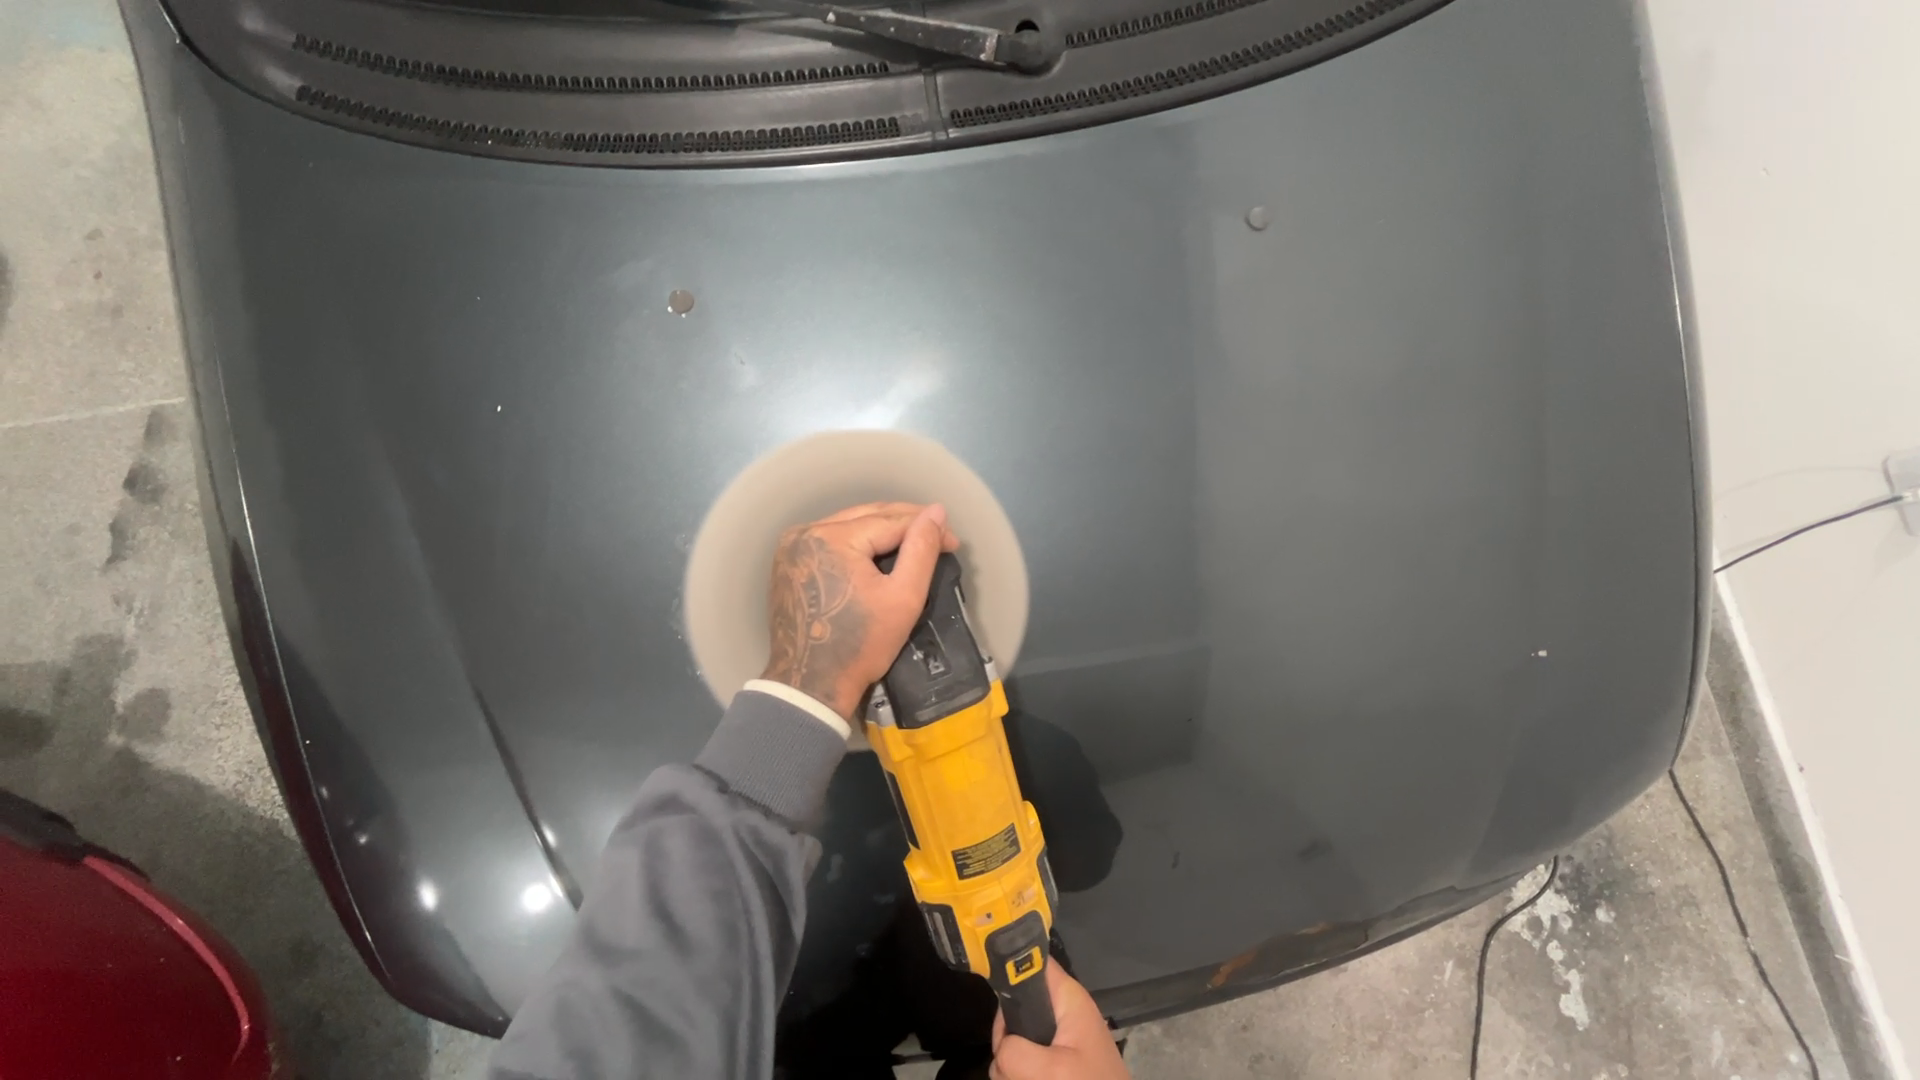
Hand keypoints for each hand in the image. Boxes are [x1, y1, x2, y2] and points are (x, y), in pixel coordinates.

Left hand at [760, 502, 960, 719]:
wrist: (811, 685)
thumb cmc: (861, 644)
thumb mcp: (903, 597)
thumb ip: (922, 550)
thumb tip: (937, 511)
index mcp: (831, 537)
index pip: (891, 521)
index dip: (927, 528)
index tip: (954, 543)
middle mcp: (806, 532)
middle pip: (869, 516)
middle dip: (907, 523)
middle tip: (940, 537)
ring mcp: (793, 547)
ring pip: (850, 526)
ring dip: (884, 531)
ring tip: (915, 543)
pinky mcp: (789, 563)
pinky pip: (832, 541)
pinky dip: (859, 543)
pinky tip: (881, 554)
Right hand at [991, 966, 1130, 1079]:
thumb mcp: (1054, 1070)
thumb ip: (1016, 1053)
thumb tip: (1001, 1051)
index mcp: (1068, 998)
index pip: (1034, 960)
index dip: (1009, 967)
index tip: (992, 993)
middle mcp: (1063, 1012)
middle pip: (1017, 1006)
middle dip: (1006, 1034)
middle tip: (1009, 1063)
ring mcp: (1060, 1039)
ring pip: (1017, 1038)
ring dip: (1011, 1061)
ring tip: (1018, 1079)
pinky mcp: (1058, 1061)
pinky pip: (1027, 1059)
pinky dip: (1020, 1073)